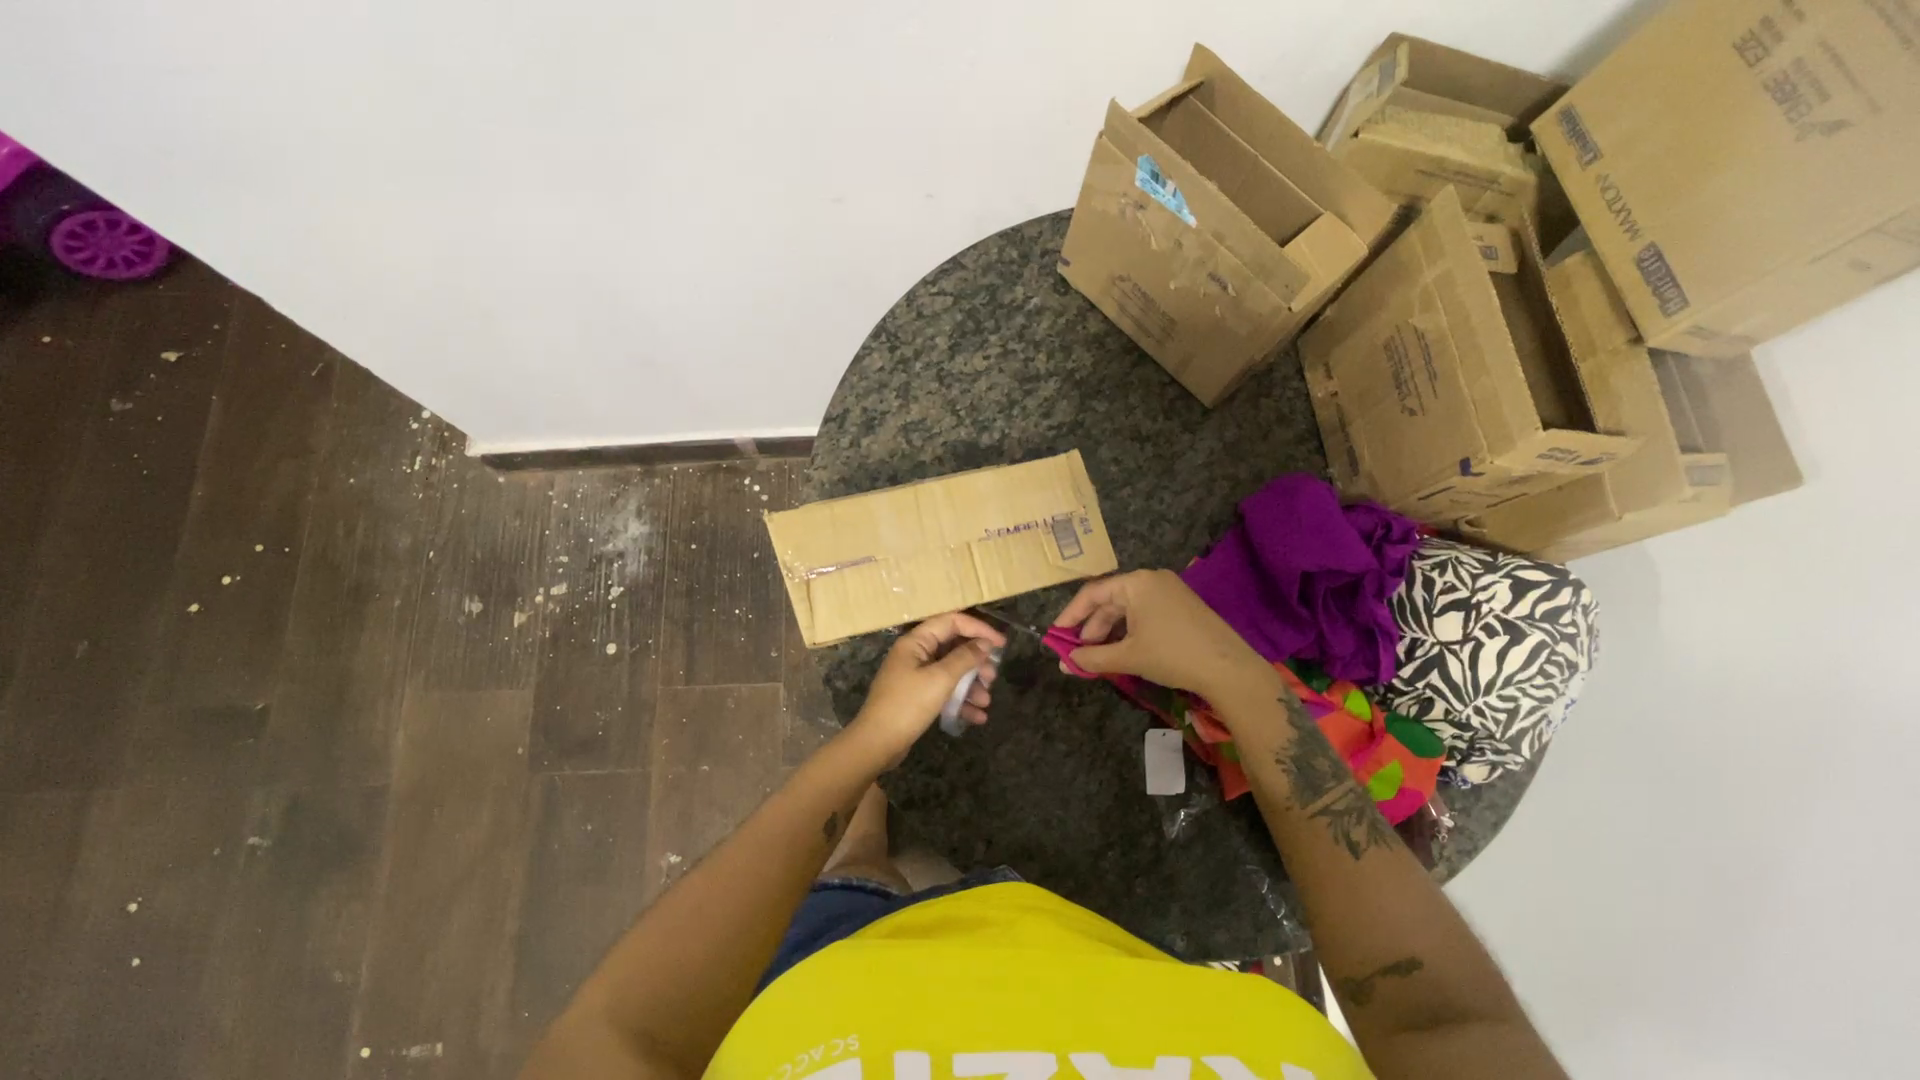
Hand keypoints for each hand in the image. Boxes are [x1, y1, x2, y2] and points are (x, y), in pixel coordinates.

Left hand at [846, 612, 1006, 763]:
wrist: (877, 743)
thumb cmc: (908, 705)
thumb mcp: (940, 679)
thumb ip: (965, 658)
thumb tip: (985, 643)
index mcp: (916, 642)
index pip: (952, 622)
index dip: (978, 629)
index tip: (1001, 644)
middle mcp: (915, 654)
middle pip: (953, 647)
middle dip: (976, 662)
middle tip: (992, 676)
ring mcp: (915, 675)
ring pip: (951, 671)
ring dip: (971, 685)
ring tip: (985, 701)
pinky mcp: (917, 696)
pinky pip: (944, 691)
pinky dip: (960, 701)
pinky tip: (977, 716)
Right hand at [1052, 570, 1271, 699]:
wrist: (1228, 668)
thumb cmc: (1172, 655)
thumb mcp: (1128, 657)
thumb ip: (1093, 658)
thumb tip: (1066, 663)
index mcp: (1136, 582)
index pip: (1092, 593)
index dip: (1070, 615)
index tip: (1056, 636)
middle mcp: (1152, 580)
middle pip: (1110, 600)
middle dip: (1091, 628)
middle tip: (1077, 652)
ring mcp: (1170, 592)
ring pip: (1128, 609)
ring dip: (1109, 632)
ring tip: (1097, 657)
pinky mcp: (1182, 607)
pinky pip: (1145, 614)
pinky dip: (1129, 631)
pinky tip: (1122, 652)